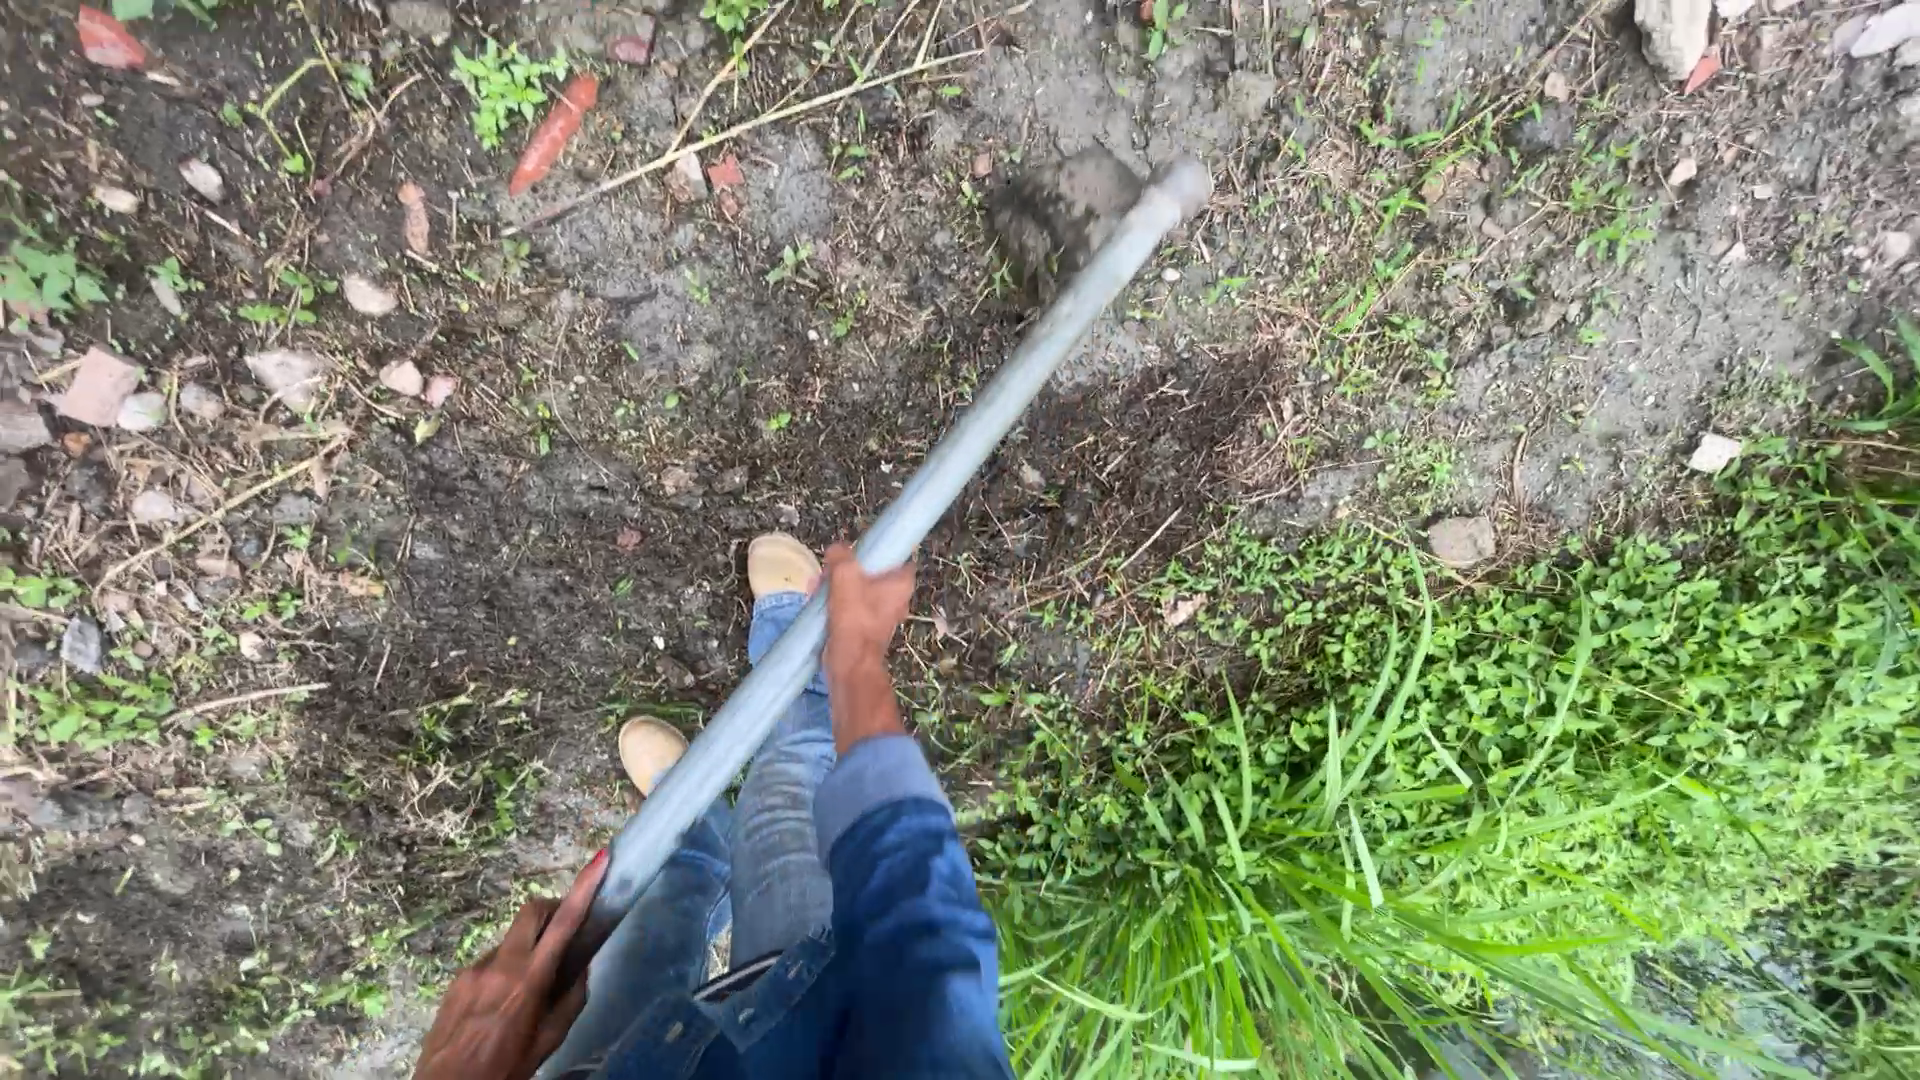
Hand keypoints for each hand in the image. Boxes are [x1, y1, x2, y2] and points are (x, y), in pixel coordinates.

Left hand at [414, 852, 606, 1079]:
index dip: (585, 886)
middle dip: (552, 909)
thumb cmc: (505, 1071)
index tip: (600, 858)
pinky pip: (491, 961)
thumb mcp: (549, 1040)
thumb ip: (571, 998)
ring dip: (527, 948)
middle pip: (531, 911)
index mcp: (529, 980)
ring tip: (525, 989)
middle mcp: (500, 966)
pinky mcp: (456, 981)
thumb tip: (581, 967)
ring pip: (512, 939)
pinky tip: (500, 1004)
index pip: (564, 921)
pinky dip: (505, 969)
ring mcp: (473, 971)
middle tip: (563, 931)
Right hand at [820, 542, 914, 677]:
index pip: (896, 557)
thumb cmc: (855, 619)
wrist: (849, 663)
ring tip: (816, 587)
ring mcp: (880, 614)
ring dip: (836, 586)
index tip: (857, 551)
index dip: (877, 551)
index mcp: (901, 584)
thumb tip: (836, 549)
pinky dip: (835, 602)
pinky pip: (850, 606)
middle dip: (846, 570)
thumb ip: (841, 556)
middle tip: (828, 571)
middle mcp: (896, 598)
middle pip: (870, 573)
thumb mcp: (845, 577)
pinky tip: (817, 601)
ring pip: (857, 589)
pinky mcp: (864, 626)